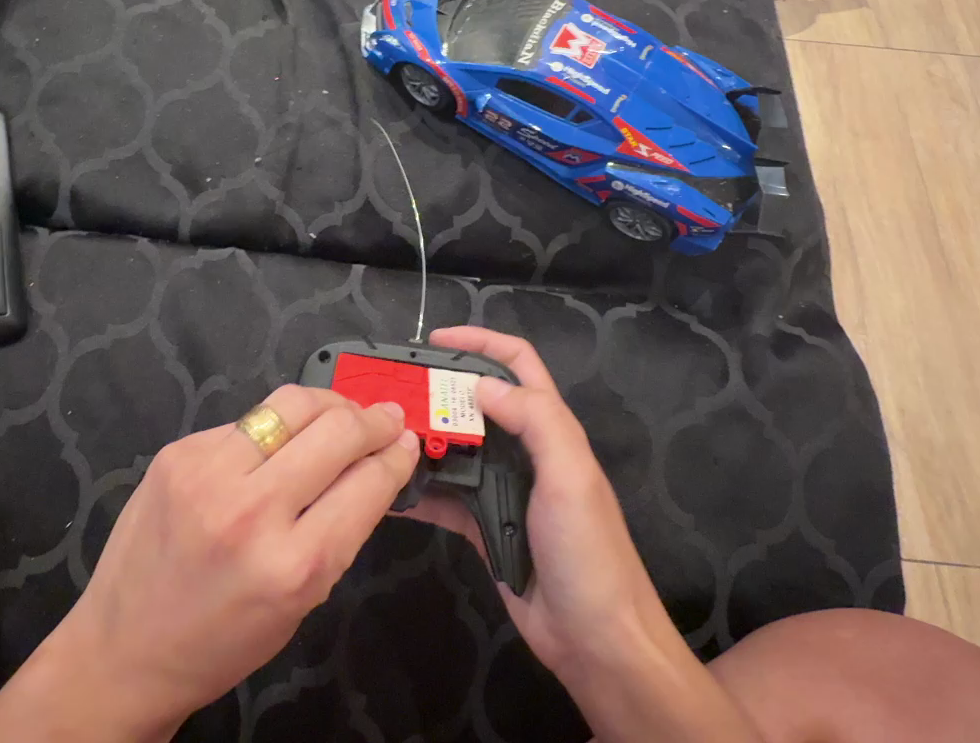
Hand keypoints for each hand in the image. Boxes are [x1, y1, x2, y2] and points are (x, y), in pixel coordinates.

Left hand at [0, 384, 419, 741]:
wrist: (123, 649)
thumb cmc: (223, 640)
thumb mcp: (300, 601)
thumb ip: (339, 530)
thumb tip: (375, 468)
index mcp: (294, 565)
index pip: (368, 483)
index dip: (397, 456)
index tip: (406, 441)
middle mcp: (252, 510)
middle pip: (337, 430)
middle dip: (374, 419)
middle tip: (385, 418)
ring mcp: (208, 473)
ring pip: (292, 404)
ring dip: (330, 403)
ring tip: (342, 413)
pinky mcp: (179, 452)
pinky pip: (247, 420)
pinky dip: (275, 427)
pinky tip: (279, 442)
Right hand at [403, 327, 677, 675]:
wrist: (595, 639)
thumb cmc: (587, 550)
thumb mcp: (569, 474)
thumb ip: (534, 419)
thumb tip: (481, 381)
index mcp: (552, 428)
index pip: (517, 364)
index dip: (480, 341)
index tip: (434, 341)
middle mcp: (526, 451)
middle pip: (478, 402)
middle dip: (440, 389)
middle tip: (394, 390)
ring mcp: (505, 490)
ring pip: (458, 448)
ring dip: (425, 438)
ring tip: (384, 434)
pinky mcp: (485, 526)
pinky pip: (446, 498)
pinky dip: (420, 491)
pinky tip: (390, 490)